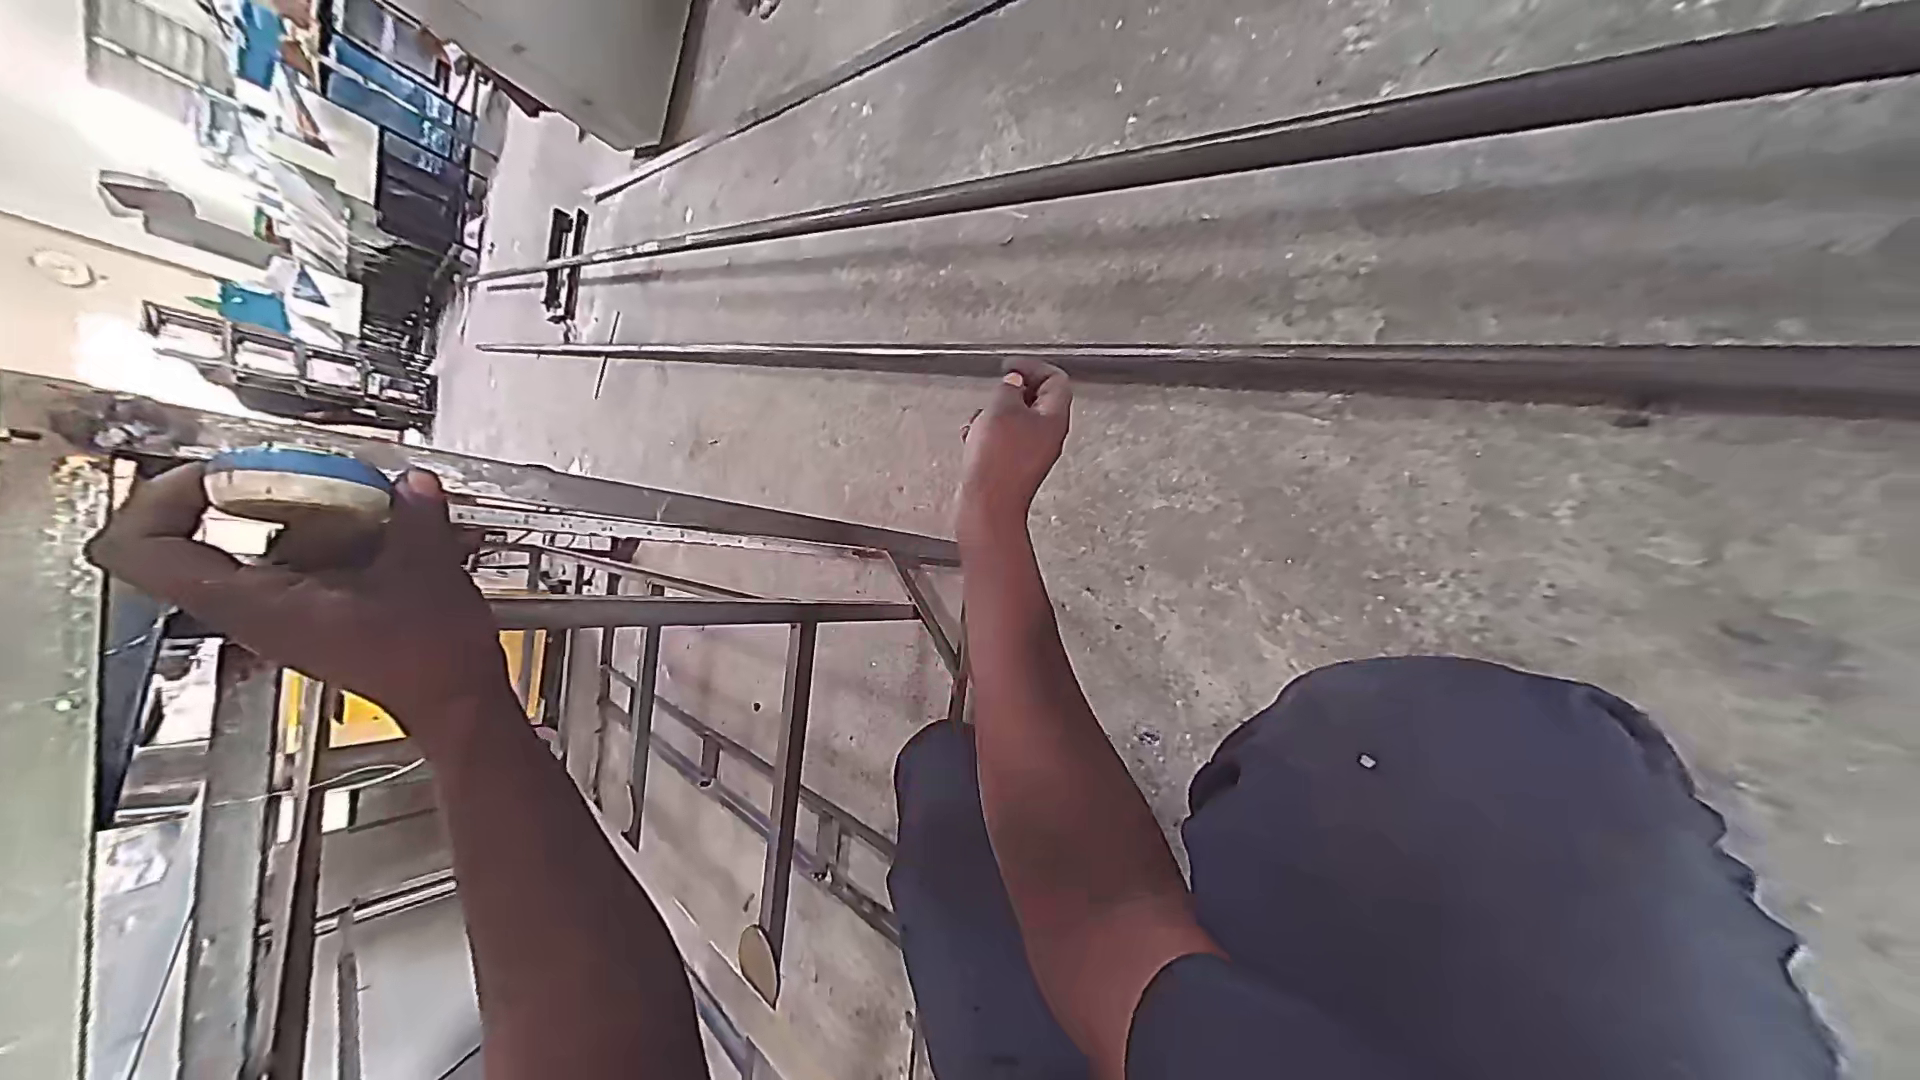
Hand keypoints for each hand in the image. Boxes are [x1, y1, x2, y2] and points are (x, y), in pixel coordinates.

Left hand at [85, 463, 513, 728]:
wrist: (460, 700)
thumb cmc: (431, 655)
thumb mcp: (428, 573)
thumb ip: (416, 520)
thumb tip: (412, 482)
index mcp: (255, 604)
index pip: (141, 549)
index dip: (163, 498)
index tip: (221, 473)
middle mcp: (260, 612)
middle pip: (226, 540)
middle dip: (274, 500)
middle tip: (320, 480)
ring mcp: (296, 617)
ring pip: (284, 552)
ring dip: (333, 522)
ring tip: (390, 509)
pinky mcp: (331, 618)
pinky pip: (324, 569)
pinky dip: (361, 546)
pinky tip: (415, 539)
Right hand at [961, 360, 1072, 527]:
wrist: (988, 505)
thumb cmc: (998, 462)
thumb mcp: (1001, 410)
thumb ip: (1009, 388)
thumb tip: (1013, 382)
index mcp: (1053, 419)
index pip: (1055, 379)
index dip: (1033, 367)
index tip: (1012, 366)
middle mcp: (1048, 436)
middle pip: (1038, 400)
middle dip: (1012, 392)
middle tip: (997, 391)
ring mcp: (1032, 453)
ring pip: (1018, 420)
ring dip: (996, 414)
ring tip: (979, 421)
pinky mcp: (1015, 467)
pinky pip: (1005, 441)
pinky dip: (989, 434)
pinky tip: (973, 440)